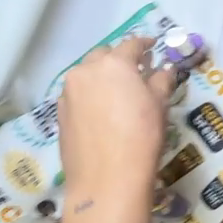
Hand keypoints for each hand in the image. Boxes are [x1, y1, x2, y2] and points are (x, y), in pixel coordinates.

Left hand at [56, 38, 174, 213]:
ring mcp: (68, 93)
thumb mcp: (159, 105)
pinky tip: (102, 112)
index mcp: (114, 64)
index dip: (145, 44)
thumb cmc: (141, 136)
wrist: (106, 178)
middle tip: (135, 72)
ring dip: (101, 77)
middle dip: (118, 59)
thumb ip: (161, 81)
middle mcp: (86, 72)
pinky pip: (77, 95)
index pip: (131, 45)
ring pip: (86, 75)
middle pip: (103, 56)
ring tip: (117, 93)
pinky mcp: (59, 114)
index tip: (153, 46)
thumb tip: (162, 70)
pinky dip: (90, 95)